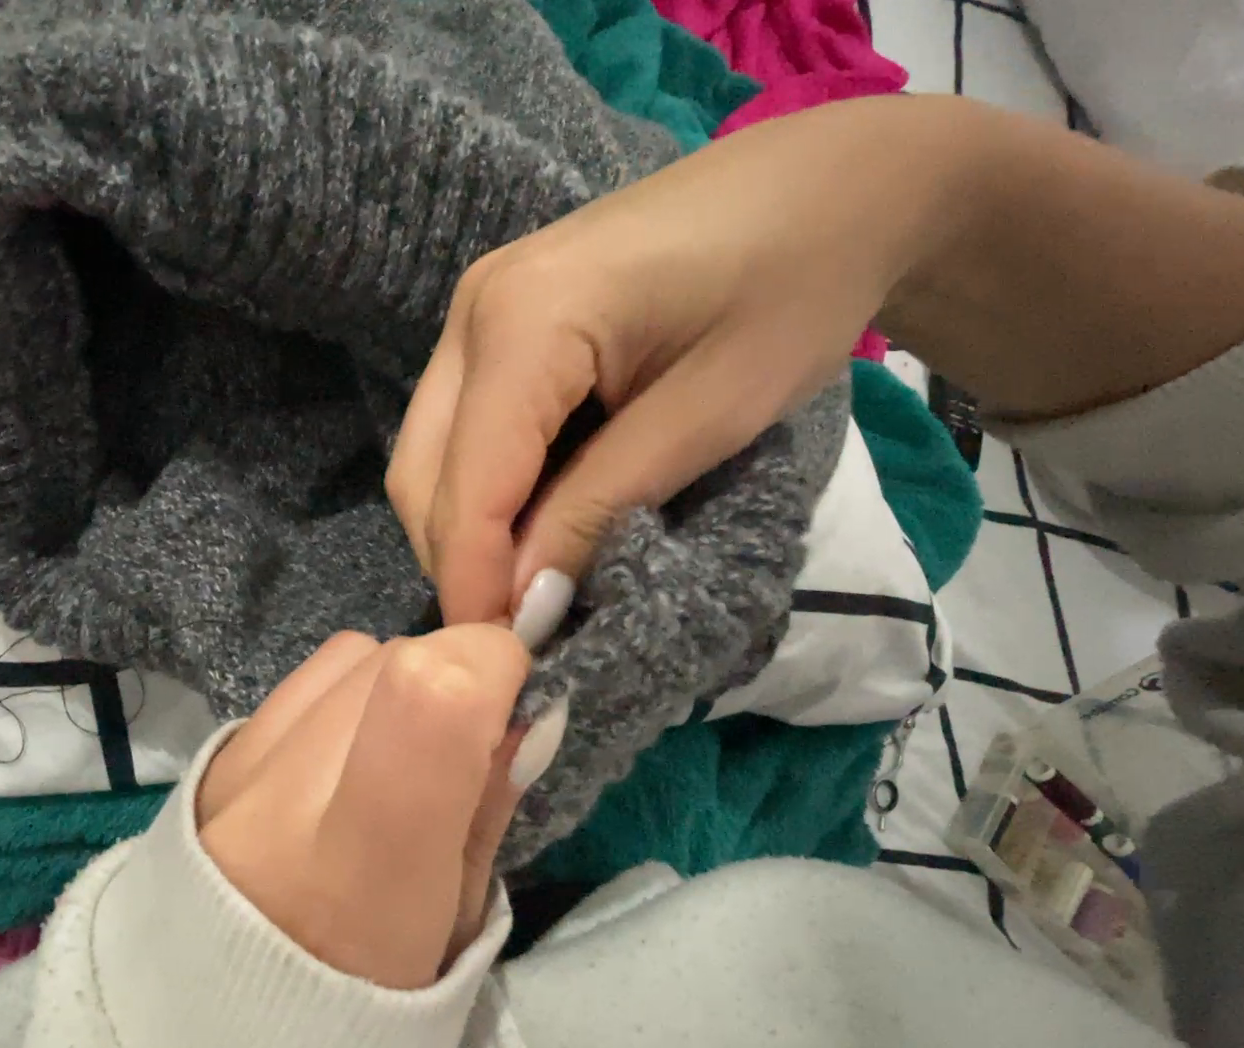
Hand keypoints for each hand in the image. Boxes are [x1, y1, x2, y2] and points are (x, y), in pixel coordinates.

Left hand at [195, 626, 555, 989]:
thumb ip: (488, 807)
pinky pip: (305, 674)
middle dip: (455, 675)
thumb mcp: (457, 926)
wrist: (229, 1007)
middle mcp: (286, 799)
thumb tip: (520, 707)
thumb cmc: (366, 990)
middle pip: (395, 660)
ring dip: (398, 679)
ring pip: (352, 653)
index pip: (430, 697)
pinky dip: (347, 688)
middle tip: (458, 743)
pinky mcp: (219, 748)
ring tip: (395, 750)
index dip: (488, 665)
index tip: (516, 698)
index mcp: (362, 872)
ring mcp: (238, 765)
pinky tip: (344, 748)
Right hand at [387, 96, 966, 624]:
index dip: (475, 581)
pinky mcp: (493, 324)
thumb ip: (602, 508)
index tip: (502, 667)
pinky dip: (484, 490)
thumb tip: (523, 603)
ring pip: (428, 455)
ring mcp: (473, 313)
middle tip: (516, 632)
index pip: (469, 481)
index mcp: (525, 321)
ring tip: (525, 586)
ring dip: (466, 530)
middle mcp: (471, 313)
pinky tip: (532, 520)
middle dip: (457, 562)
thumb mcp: (708, 417)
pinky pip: (459, 429)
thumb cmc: (793, 290)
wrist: (822, 185)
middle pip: (421, 473)